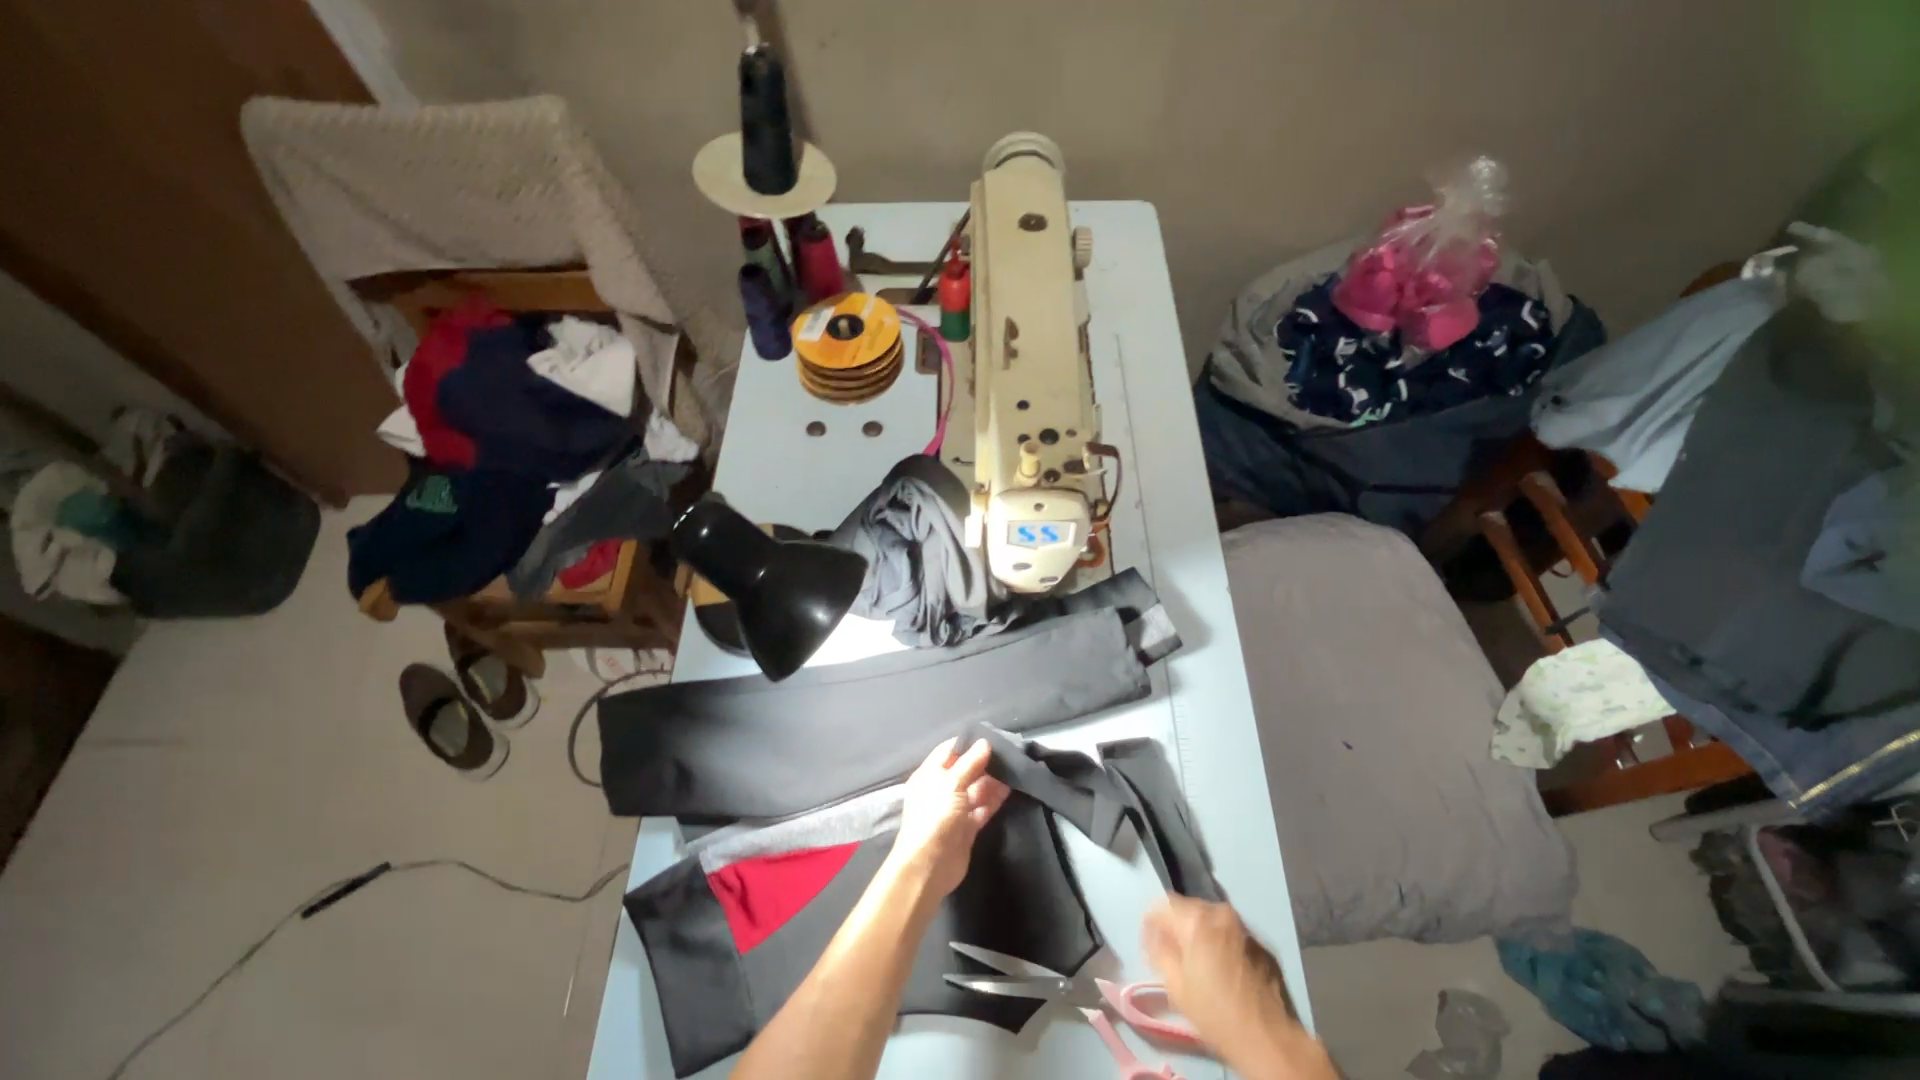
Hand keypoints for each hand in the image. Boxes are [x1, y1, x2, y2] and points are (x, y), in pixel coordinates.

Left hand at [885, 738, 1009, 899]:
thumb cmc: (934, 817)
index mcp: (929, 775)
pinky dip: (995, 799)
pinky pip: (983, 808)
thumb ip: (969, 763)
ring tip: (1016, 768)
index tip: (993, 736)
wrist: (929, 866)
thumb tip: (985, 742)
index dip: (969, 743)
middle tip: (1011, 752)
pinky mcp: (967, 827)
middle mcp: (941, 789)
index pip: (949, 750)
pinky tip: (1011, 789)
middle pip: (965, 770)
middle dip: (985, 762)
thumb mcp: (951, 784)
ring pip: (976, 789)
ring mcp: (955, 809)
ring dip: (993, 781)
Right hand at [1143, 898, 1335, 1079]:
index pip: (1164, 905)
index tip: (1149, 943)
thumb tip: (1154, 937)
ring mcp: (1245, 927)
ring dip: (1199, 933)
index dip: (1152, 923)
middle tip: (1171, 953)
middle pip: (1189, 908)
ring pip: (1211, 919)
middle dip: (1176, 926)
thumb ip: (1160, 952)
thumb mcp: (1176, 986)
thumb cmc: (1216, 1014)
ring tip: (1196, 961)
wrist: (1268, 1038)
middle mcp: (1221, 914)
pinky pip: (1230, 933)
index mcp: (1197, 921)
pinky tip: (1220, 968)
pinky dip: (1220, 942)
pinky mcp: (1261, 943)